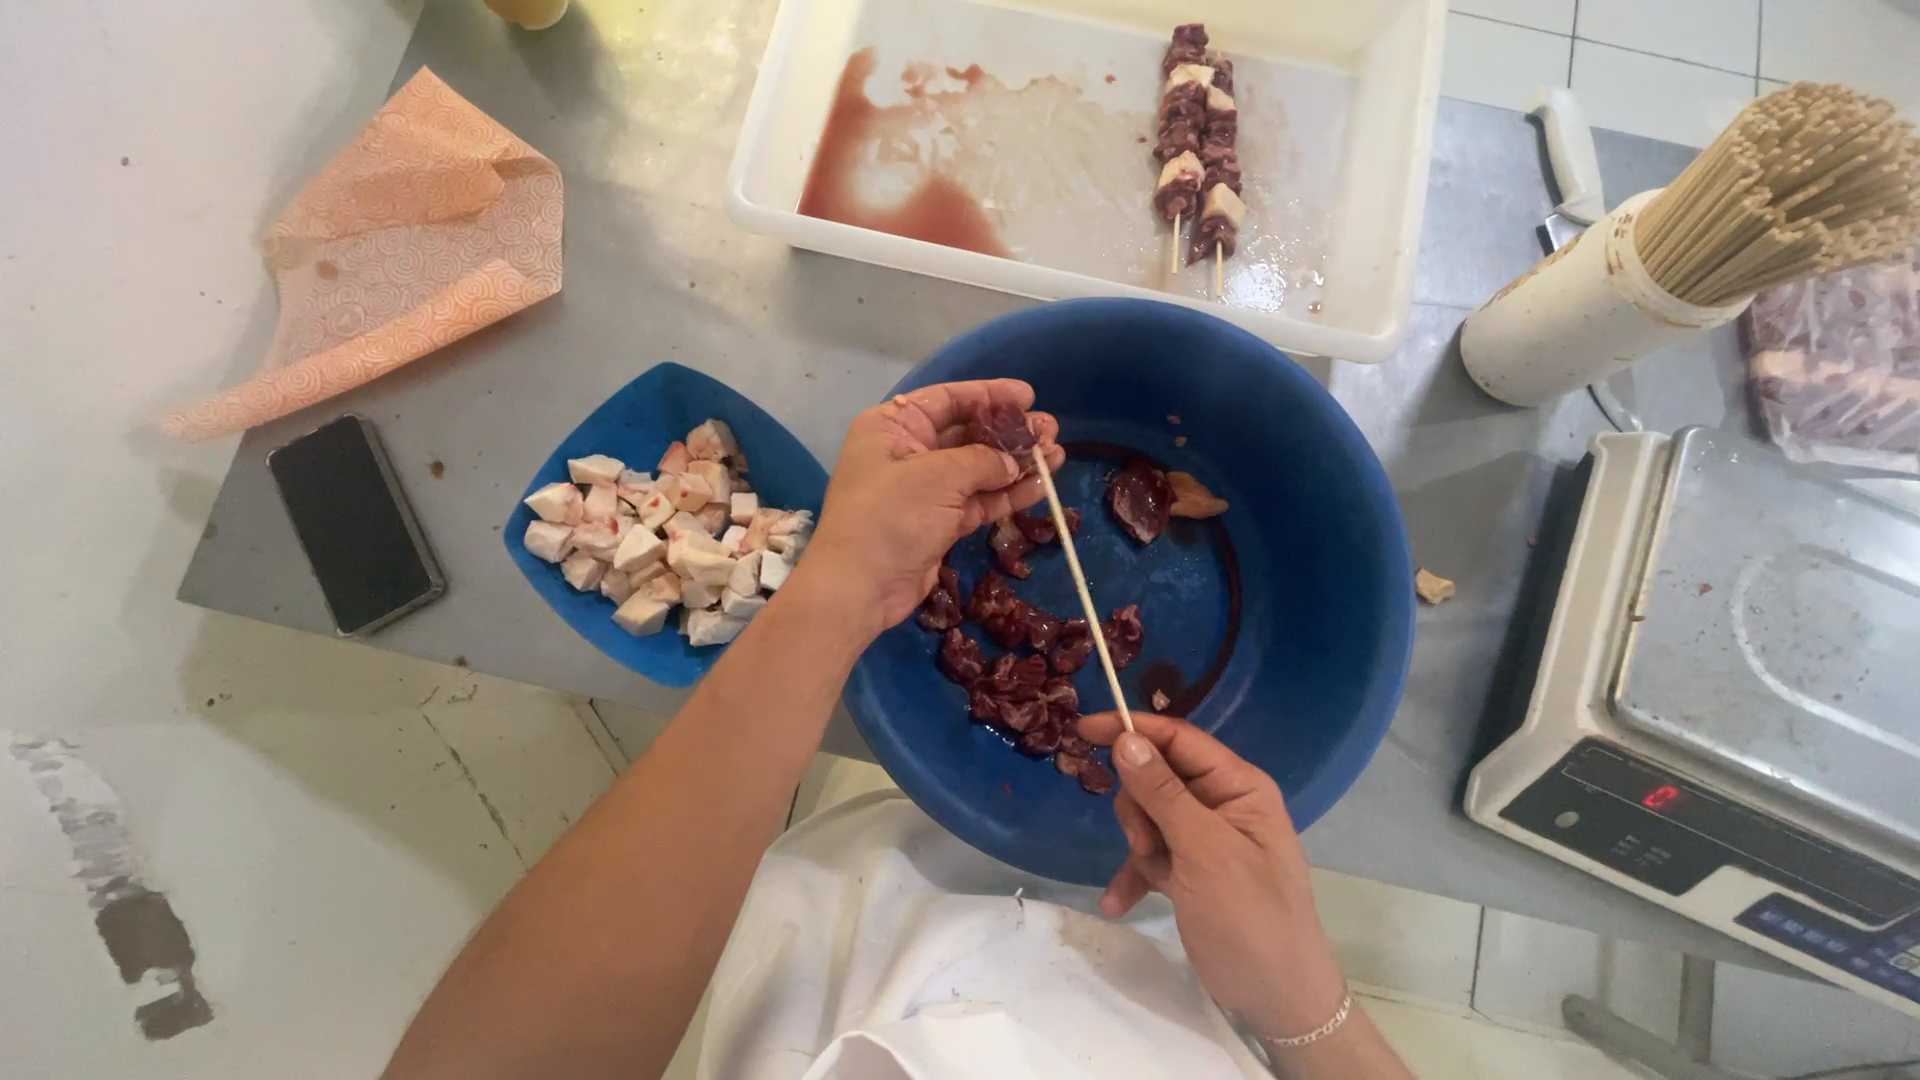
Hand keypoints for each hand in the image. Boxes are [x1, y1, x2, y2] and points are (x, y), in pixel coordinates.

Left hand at [798, 380, 1063, 636]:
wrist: (861, 587)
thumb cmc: (891, 517)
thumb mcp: (938, 476)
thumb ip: (982, 460)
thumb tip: (1014, 461)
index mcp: (893, 426)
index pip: (947, 400)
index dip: (990, 396)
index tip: (1028, 397)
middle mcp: (907, 452)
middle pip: (967, 433)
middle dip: (1009, 433)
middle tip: (1050, 431)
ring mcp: (924, 490)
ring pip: (979, 469)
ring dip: (1016, 464)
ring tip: (1056, 456)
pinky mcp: (939, 523)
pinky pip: (979, 500)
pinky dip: (1008, 494)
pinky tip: (1041, 486)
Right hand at [1078, 712, 1349, 1042]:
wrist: (1279, 1004)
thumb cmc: (1250, 918)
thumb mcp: (1205, 851)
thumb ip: (1162, 792)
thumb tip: (1126, 738)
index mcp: (1238, 787)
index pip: (1178, 738)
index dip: (1132, 729)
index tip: (1084, 728)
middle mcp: (1222, 805)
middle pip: (1156, 776)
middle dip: (1139, 806)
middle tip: (1145, 842)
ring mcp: (1205, 840)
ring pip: (1147, 815)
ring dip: (1139, 844)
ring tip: (1155, 876)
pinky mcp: (1190, 873)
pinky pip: (1149, 857)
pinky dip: (1133, 875)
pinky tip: (1116, 903)